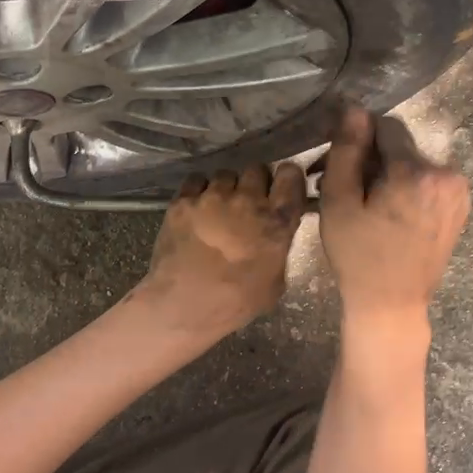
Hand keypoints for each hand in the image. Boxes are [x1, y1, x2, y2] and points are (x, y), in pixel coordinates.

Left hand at [137, 162, 307, 335]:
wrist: (185, 302)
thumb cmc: (236, 301)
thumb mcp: (275, 280)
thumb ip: (277, 247)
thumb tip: (273, 235)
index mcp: (276, 221)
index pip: (290, 177)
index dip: (286, 177)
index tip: (281, 183)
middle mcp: (247, 201)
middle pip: (256, 170)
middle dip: (254, 182)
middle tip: (246, 200)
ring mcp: (212, 197)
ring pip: (224, 174)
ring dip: (225, 187)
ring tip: (217, 205)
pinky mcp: (182, 200)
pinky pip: (195, 180)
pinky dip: (198, 189)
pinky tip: (195, 206)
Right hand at [319, 106, 469, 327]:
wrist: (391, 302)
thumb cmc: (358, 253)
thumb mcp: (339, 200)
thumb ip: (345, 151)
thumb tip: (353, 108)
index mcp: (418, 172)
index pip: (384, 127)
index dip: (354, 138)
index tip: (329, 162)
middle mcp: (448, 175)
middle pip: (398, 147)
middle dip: (365, 159)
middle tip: (331, 185)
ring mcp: (459, 193)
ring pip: (410, 164)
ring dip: (381, 174)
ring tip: (355, 201)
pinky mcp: (459, 208)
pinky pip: (424, 182)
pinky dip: (400, 188)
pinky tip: (380, 212)